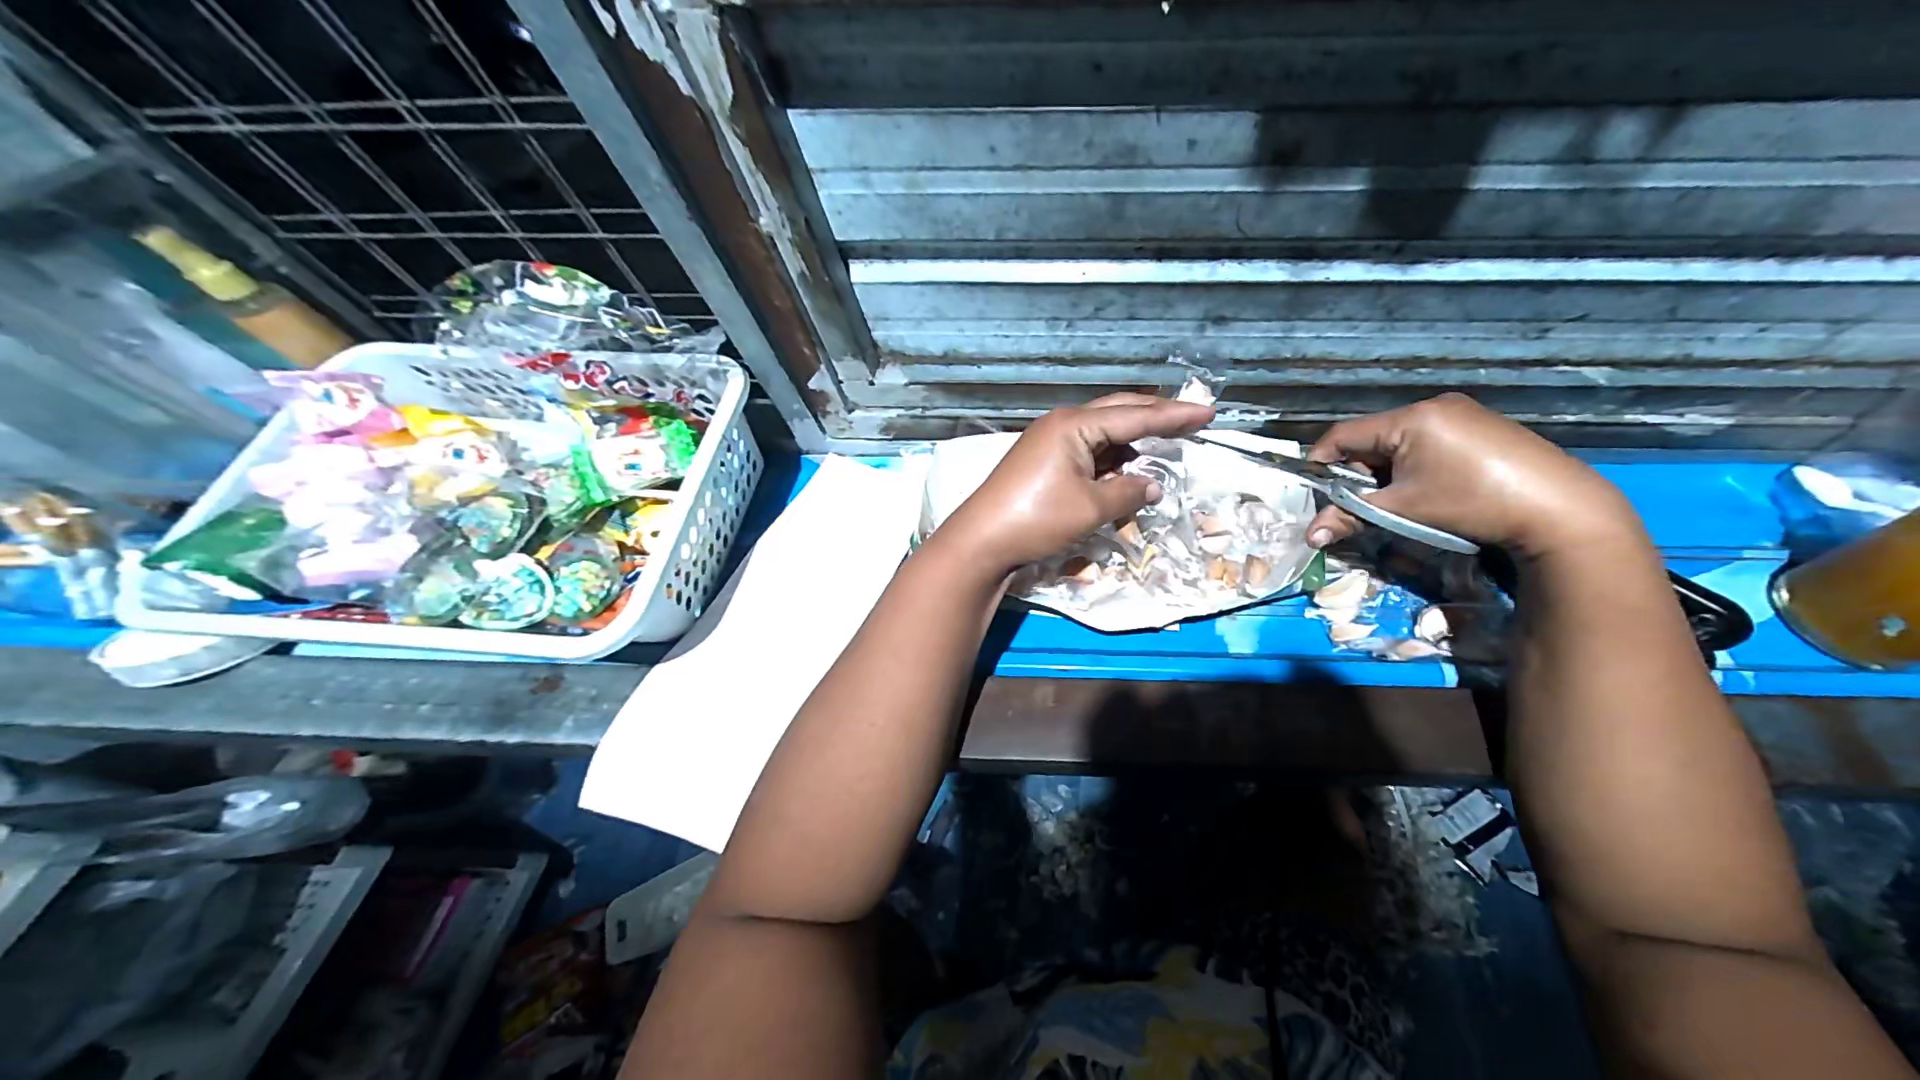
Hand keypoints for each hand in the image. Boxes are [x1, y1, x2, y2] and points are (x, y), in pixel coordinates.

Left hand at [935, 393, 1214, 572]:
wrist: (981, 540)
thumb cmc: (1037, 519)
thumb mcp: (1091, 508)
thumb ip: (1128, 492)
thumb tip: (1153, 484)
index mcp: (1073, 425)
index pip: (1134, 415)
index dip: (1173, 416)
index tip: (1207, 413)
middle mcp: (1061, 424)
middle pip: (1117, 412)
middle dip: (1155, 416)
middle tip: (1191, 419)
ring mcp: (1048, 442)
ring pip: (1101, 432)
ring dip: (1132, 438)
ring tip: (1165, 444)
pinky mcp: (1041, 461)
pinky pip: (1086, 450)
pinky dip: (1110, 457)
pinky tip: (1126, 466)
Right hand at [1305, 394, 1641, 557]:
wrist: (1560, 510)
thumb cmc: (1471, 503)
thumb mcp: (1403, 511)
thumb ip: (1350, 517)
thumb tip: (1309, 537)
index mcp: (1411, 418)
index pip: (1344, 435)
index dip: (1322, 463)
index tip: (1315, 491)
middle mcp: (1434, 406)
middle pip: (1372, 438)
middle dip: (1359, 472)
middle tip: (1361, 504)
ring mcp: (1463, 413)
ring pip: (1400, 442)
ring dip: (1387, 471)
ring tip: (1399, 501)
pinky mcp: (1483, 427)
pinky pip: (1429, 441)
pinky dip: (1415, 466)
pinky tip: (1430, 490)